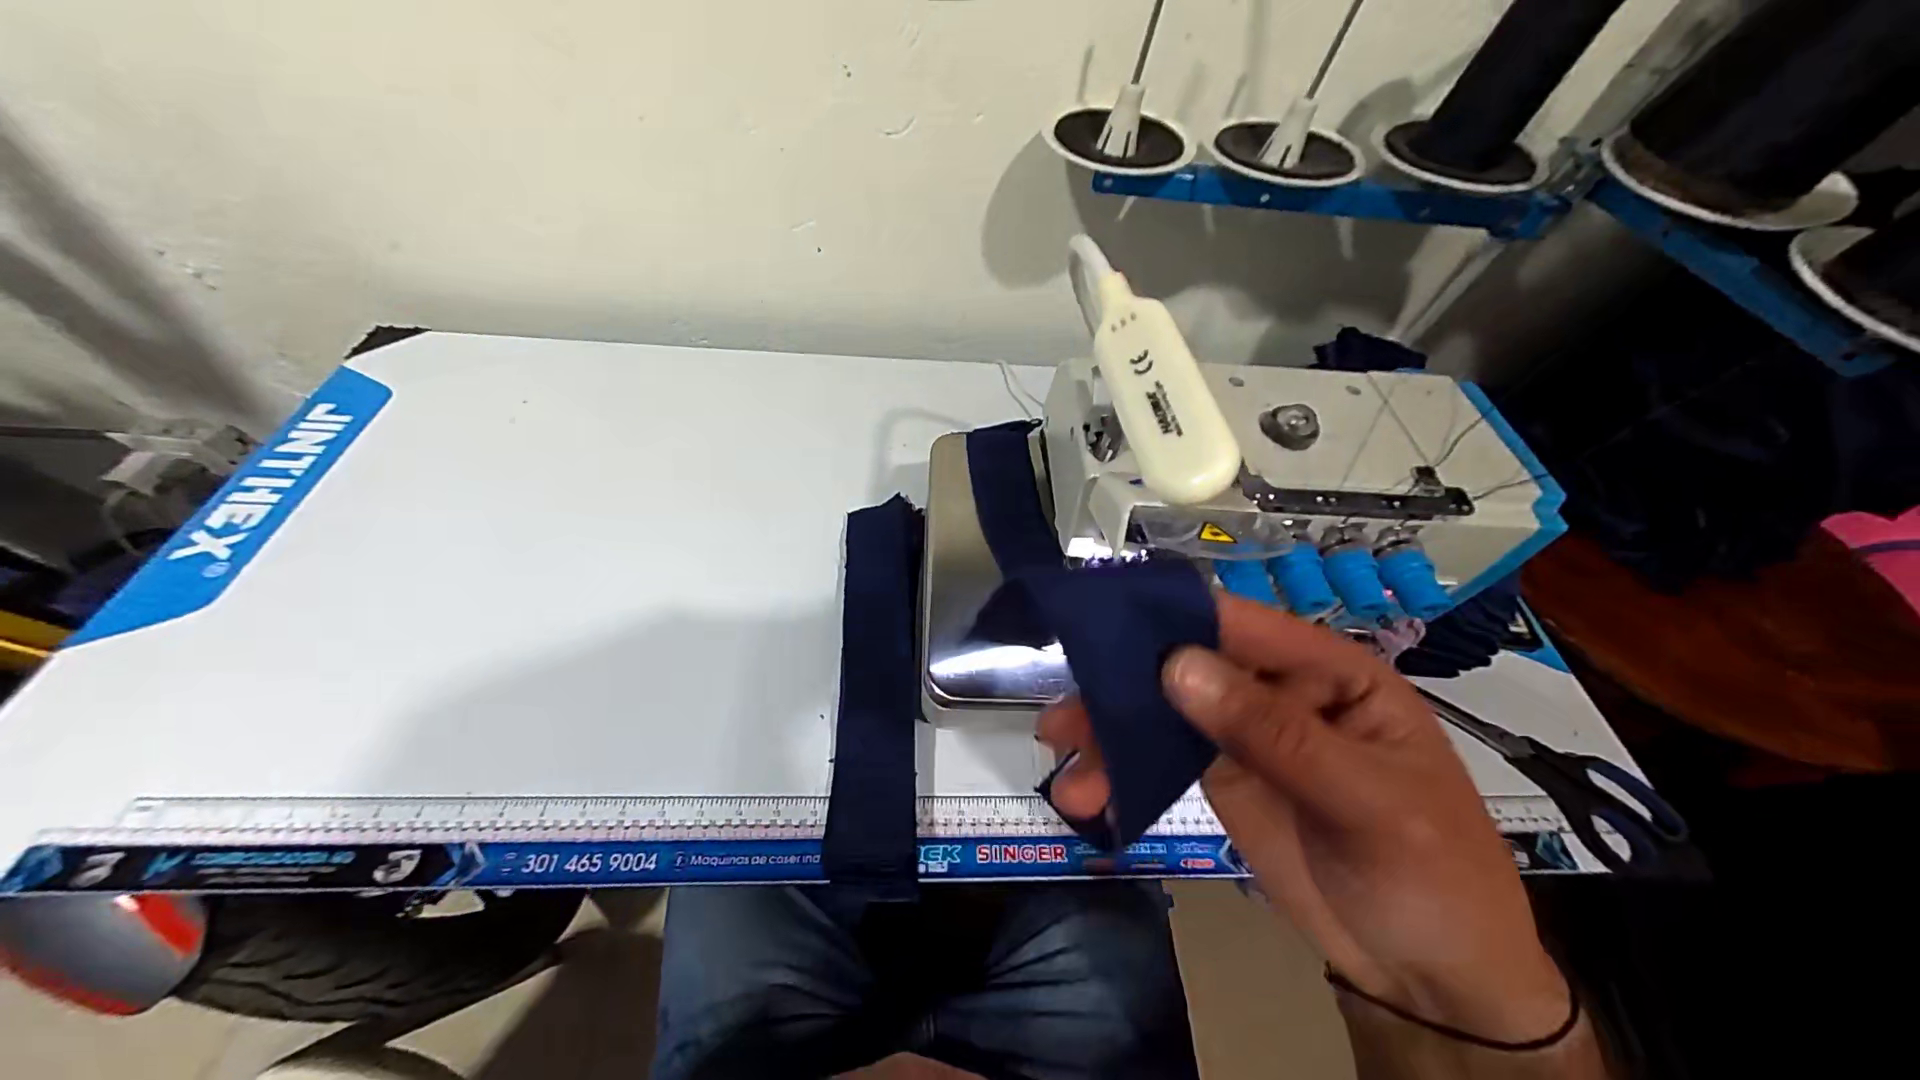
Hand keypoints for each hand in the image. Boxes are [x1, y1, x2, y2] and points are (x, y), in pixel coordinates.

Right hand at [1038, 592, 1568, 1041]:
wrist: (1433, 978)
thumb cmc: (1430, 875)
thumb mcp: (1365, 800)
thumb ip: (1273, 733)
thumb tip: (1177, 666)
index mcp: (1328, 672)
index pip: (1240, 626)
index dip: (1173, 617)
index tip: (1101, 625)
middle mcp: (1277, 690)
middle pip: (1186, 666)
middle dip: (1122, 686)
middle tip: (1064, 717)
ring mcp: (1243, 735)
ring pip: (1163, 713)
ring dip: (1110, 734)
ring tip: (1064, 767)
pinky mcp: (1220, 777)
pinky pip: (1160, 760)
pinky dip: (1122, 771)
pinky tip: (1089, 793)